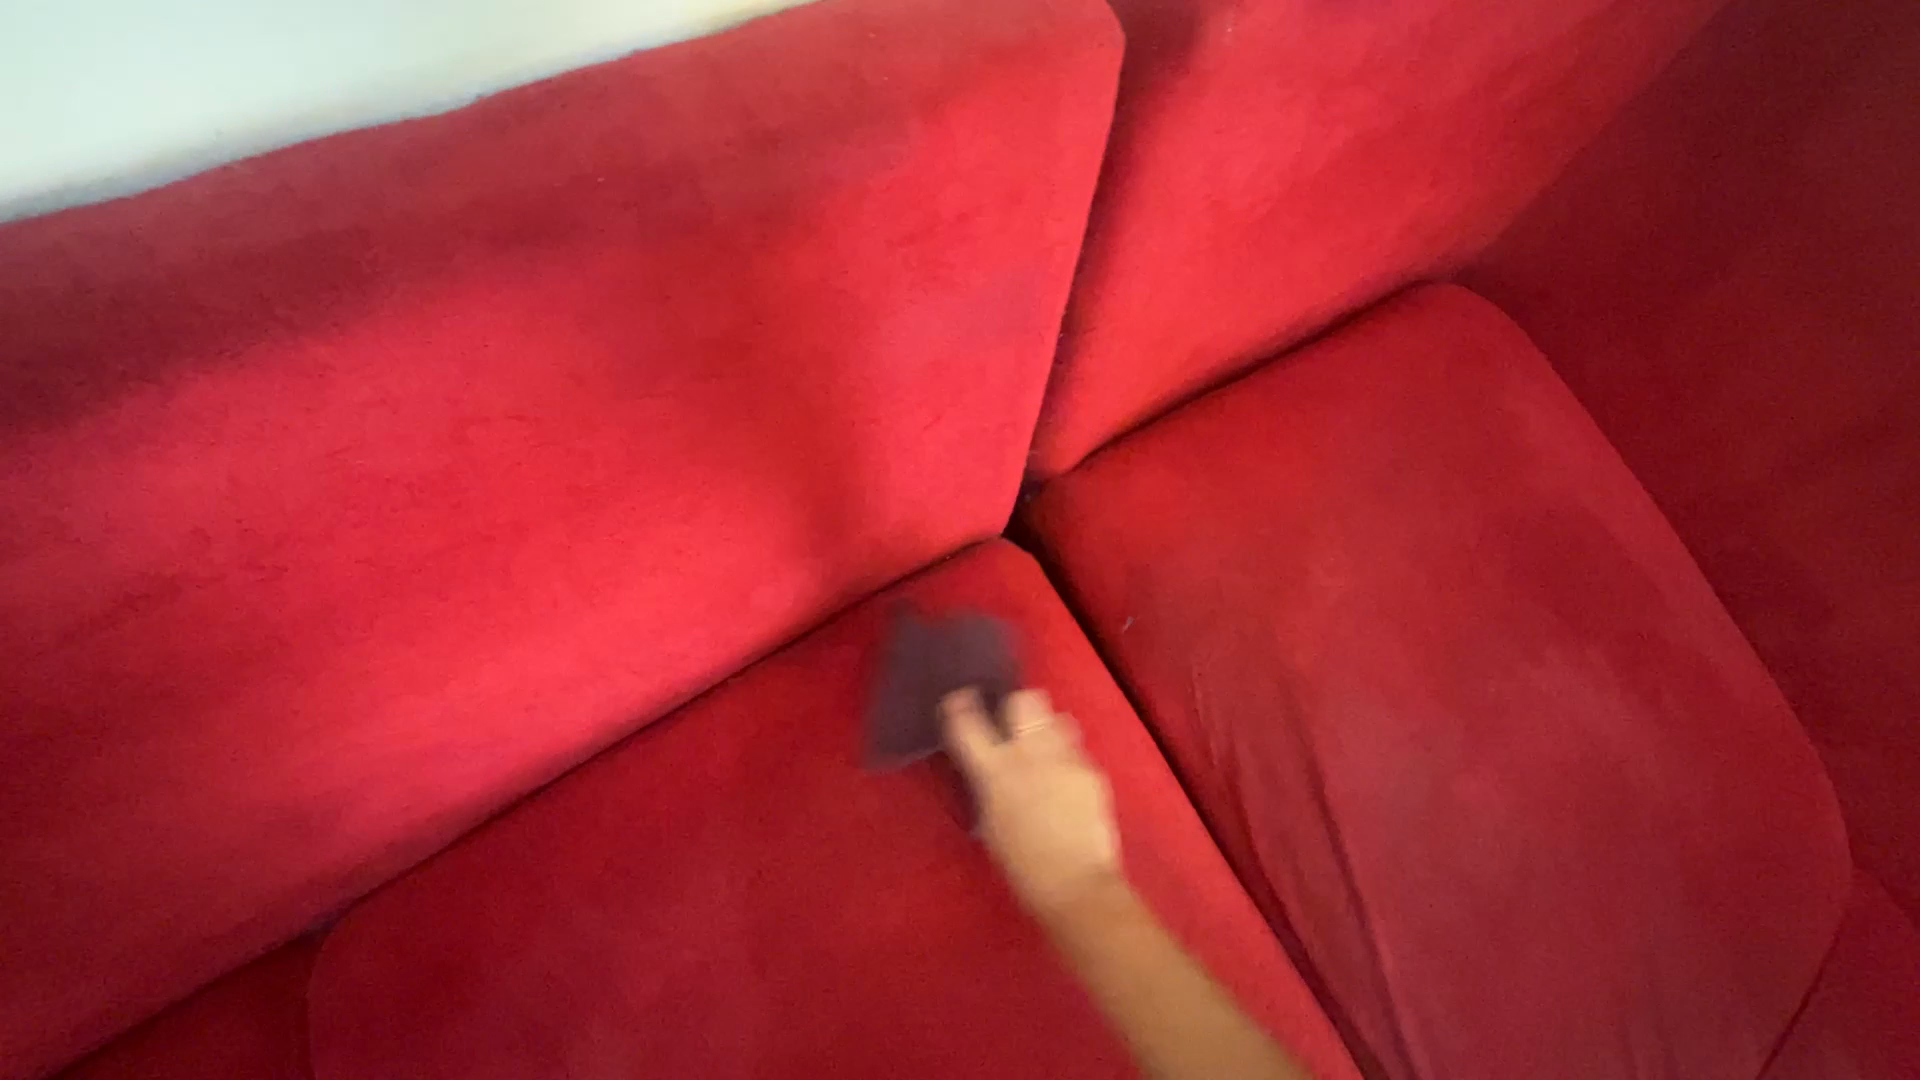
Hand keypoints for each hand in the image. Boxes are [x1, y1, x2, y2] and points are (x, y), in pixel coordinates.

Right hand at [941, 688, 1121, 919]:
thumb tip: (991, 766)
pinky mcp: (1091, 770)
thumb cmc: (1022, 866)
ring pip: (1055, 717)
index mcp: (996, 772)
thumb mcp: (991, 823)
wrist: (1076, 886)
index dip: (961, 706)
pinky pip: (1075, 749)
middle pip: (1025, 701)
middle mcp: (1031, 755)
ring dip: (1046, 727)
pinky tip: (1066, 779)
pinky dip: (1066, 756)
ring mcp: (1066, 759)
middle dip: (1017, 705)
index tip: (961, 699)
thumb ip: (990, 785)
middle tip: (1013, 722)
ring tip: (1044, 747)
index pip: (969, 723)